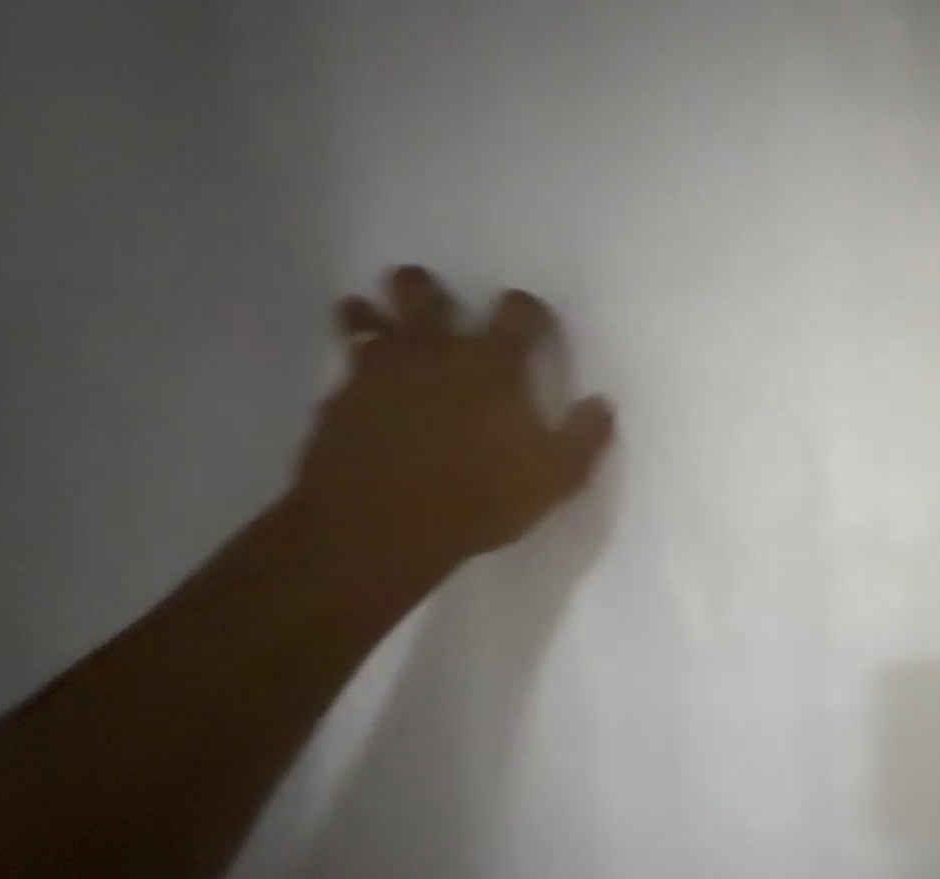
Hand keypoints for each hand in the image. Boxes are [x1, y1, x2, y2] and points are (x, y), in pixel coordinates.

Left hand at [292, 266, 615, 578]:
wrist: (380, 527)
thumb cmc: (481, 498)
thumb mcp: (557, 477)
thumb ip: (585, 436)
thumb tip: (602, 404)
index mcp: (492, 365)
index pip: (516, 313)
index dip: (527, 310)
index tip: (533, 321)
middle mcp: (433, 352)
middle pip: (420, 292)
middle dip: (426, 289)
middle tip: (437, 305)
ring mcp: (377, 372)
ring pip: (366, 317)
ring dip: (374, 314)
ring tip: (380, 323)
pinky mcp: (337, 400)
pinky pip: (343, 368)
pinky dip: (354, 369)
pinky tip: (361, 388)